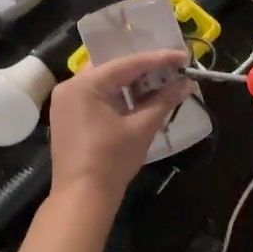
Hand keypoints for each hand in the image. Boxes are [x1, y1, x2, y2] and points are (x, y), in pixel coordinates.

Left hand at [47, 48, 190, 207]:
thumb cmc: (112, 160)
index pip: (127, 64)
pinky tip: (139, 100)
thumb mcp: (141, 128)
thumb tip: (187, 83)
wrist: (82, 196)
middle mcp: (70, 86)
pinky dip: (118, 97)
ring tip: (160, 82)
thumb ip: (164, 101)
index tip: (182, 55)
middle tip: (172, 67)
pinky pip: (96, 98)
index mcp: (85, 84)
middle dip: (144, 70)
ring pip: (105, 84)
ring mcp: (66, 103)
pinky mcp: (68, 118)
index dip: (158, 59)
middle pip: (113, 70)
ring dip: (132, 84)